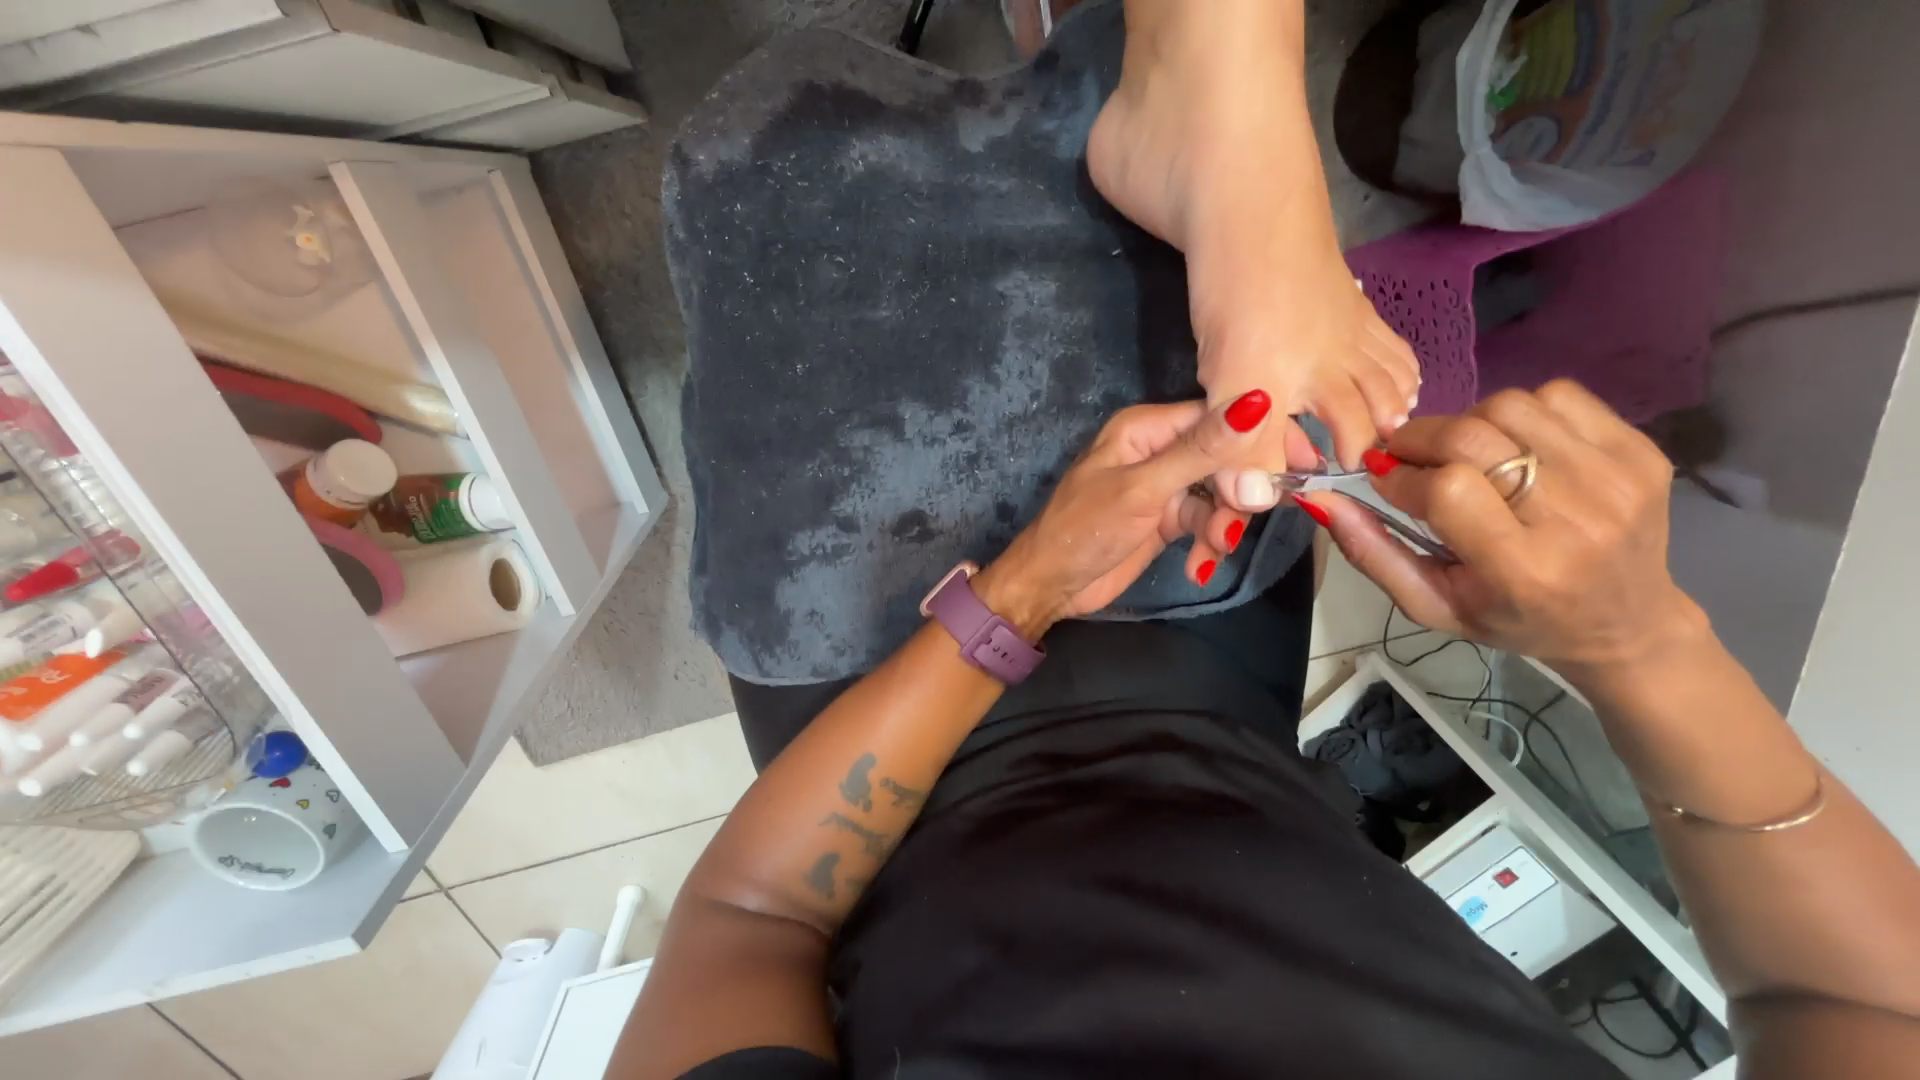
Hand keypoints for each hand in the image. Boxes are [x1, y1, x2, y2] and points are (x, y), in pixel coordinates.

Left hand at [975, 389, 1275, 633]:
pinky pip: (1206, 521)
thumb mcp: (1144, 488)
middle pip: (1224, 457)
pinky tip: (1203, 563)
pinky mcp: (1167, 519)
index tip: (1298, 462)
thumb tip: (1257, 400)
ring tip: (1216, 546)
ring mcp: (1164, 487)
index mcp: (1146, 428)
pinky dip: (1210, 540)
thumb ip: (1200, 450)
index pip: (1217, 418)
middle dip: (1237, 490)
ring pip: (1219, 494)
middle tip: (1240, 518)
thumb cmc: (1086, 529)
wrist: (1052, 585)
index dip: (1257, 439)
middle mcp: (1158, 450)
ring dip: (1224, 522)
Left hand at [1086, 0, 1419, 503]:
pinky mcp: (1249, 275)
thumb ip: (1244, 445)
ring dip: (1339, 392)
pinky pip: (1297, 321)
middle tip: (1340, 476)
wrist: (1209, 153)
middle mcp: (1324, 333)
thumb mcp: (1242, 371)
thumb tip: (1254, 511)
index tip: (1342, 502)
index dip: (1354, 466)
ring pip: (1337, 355)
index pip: (1361, 428)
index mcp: (1326, 363)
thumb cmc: (1238, 268)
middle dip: (1351, 436)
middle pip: (1361, 390)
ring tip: (1341, 432)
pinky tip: (1299, 360)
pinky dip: (1313, 347)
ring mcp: (1292, 300)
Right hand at [1297, 381, 1710, 680]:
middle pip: (1474, 437)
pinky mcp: (1641, 451)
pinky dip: (1520, 412)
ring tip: (1465, 455)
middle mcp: (1577, 518)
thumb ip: (1372, 553)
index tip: (1389, 485)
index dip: (1404, 478)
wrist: (1625, 620)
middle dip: (1422, 439)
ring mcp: (1617, 478)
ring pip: (1510, 405)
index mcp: (1523, 568)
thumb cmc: (1512, 619)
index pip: (1447, 489)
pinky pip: (1558, 395)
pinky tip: (1515, 446)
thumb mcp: (1432, 605)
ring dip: (1470, 424)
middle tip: (1409, 458)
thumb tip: (1318, 499)